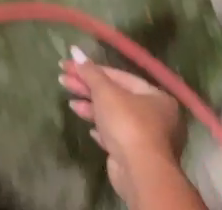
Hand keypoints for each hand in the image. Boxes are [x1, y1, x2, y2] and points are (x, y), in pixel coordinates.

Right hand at [61, 48, 184, 202]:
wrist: (140, 171)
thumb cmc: (127, 124)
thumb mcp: (105, 92)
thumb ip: (90, 71)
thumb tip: (74, 49)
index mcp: (157, 97)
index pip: (120, 76)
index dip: (91, 69)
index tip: (68, 65)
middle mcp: (158, 117)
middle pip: (116, 95)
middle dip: (88, 88)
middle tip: (63, 80)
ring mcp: (149, 138)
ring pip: (115, 116)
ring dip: (91, 108)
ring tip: (71, 104)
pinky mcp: (137, 155)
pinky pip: (117, 136)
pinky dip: (102, 129)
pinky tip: (91, 129)